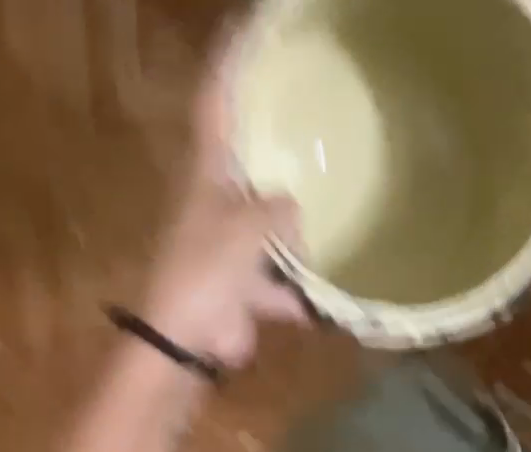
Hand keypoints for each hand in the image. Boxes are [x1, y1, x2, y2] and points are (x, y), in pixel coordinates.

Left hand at [139, 44, 309, 368]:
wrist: (188, 340)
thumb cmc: (208, 272)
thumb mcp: (249, 228)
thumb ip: (279, 210)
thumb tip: (294, 211)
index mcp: (209, 175)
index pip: (217, 106)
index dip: (231, 68)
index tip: (250, 32)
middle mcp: (220, 203)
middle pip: (252, 165)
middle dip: (280, 150)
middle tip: (318, 127)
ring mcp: (234, 247)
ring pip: (275, 226)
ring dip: (300, 233)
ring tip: (343, 217)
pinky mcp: (247, 288)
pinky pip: (285, 281)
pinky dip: (304, 293)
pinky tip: (334, 295)